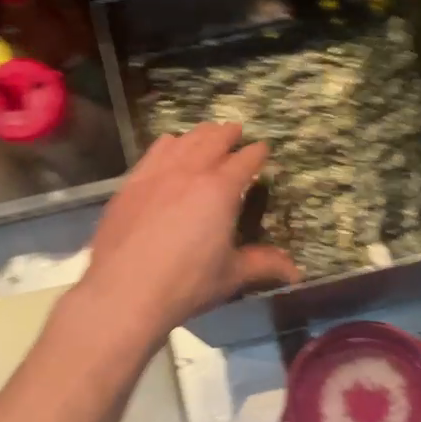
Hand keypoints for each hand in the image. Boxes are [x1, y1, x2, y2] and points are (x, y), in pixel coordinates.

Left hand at [82, 123, 299, 337]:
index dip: (256, 153)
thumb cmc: (186, 284)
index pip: (244, 162)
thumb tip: (296, 272)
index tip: (263, 148)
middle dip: (227, 134)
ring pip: (181, 142)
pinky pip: (153, 153)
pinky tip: (168, 147)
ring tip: (205, 133)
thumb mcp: (231, 276)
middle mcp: (189, 173)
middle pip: (211, 141)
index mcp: (220, 191)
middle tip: (236, 130)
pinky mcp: (129, 185)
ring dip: (198, 134)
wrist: (125, 291)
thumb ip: (263, 265)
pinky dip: (167, 145)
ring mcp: (155, 175)